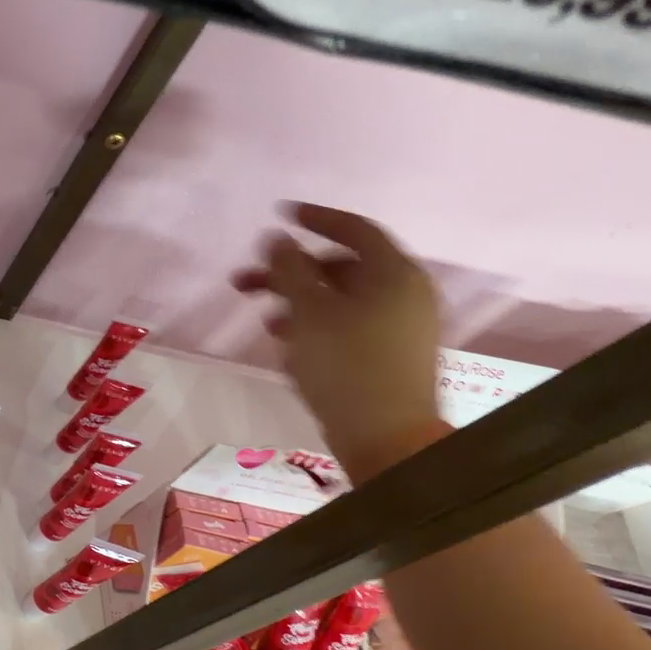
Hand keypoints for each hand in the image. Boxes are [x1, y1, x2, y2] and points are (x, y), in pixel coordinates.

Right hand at [233, 203, 444, 479]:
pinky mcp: (389, 352)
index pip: (355, 230)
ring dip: (296, 299)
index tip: (281, 214)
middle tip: (246, 281)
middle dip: (290, 270)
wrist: (383, 435)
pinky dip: (315, 321)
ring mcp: (400, 325)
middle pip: (341, 266)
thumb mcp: (308, 311)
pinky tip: (286, 338)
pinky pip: (347, 322)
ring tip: (263, 315)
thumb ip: (289, 269)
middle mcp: (404, 293)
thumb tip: (277, 238)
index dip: (316, 218)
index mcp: (394, 275)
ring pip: (340, 297)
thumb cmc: (344, 364)